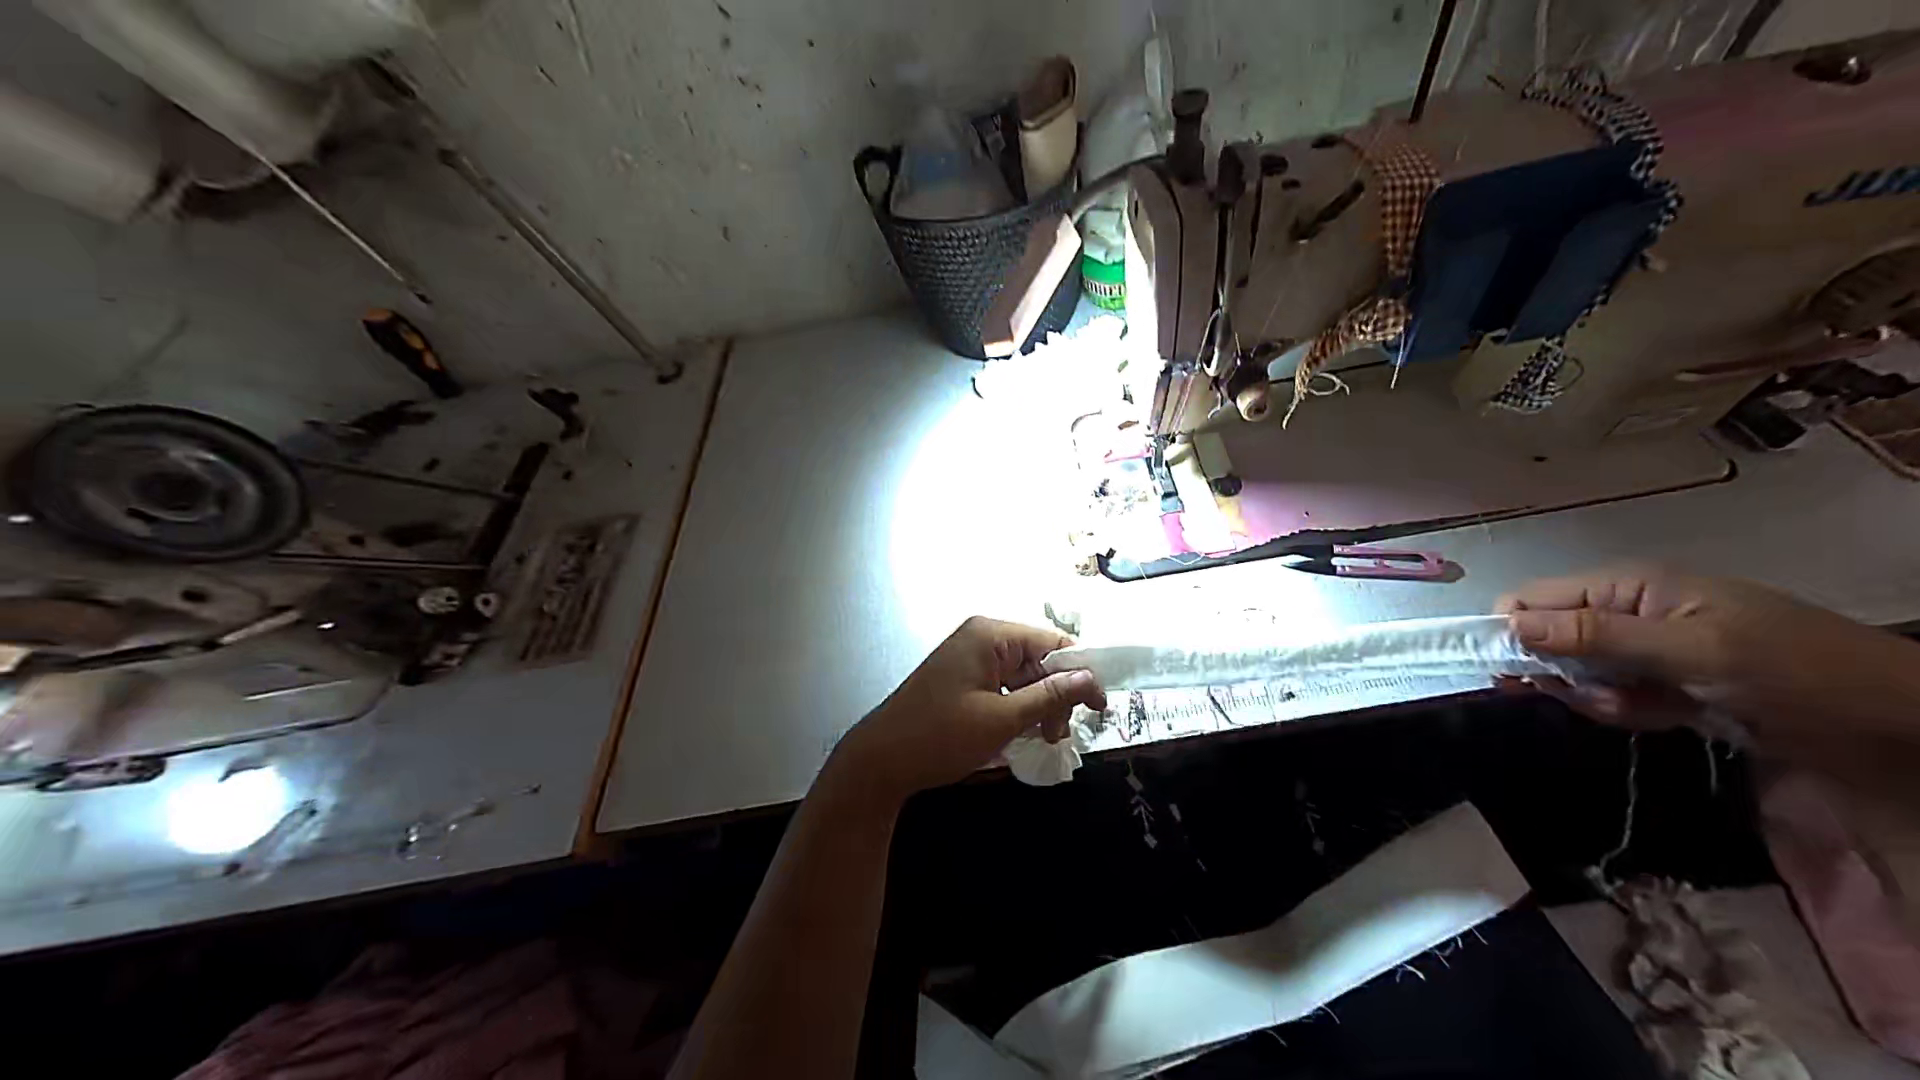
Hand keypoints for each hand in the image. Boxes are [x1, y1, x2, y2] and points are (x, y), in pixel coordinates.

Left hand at [820, 617, 1106, 809]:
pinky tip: (1019, 735)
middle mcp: (981, 637)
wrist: (880, 760)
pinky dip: (1016, 709)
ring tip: (1040, 740)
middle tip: (1058, 736)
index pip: (1054, 643)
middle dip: (1055, 696)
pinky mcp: (963, 677)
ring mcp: (969, 656)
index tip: (1098, 708)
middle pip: (1039, 659)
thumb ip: (1049, 697)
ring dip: (1037, 707)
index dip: (1080, 673)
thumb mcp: (1002, 720)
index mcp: (990, 635)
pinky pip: (1003, 686)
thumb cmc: (939, 736)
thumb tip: (1091, 680)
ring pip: (1023, 676)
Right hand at [1494, 565, 1919, 741]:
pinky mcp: (1657, 682)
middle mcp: (1623, 611)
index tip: (1513, 674)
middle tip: (1603, 698)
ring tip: (1648, 710)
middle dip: (1563, 674)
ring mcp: (1641, 649)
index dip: (1511, 633)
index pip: (1530, 600)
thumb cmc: (1793, 670)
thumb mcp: (1694, 650)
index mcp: (1625, 587)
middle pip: (1545, 639)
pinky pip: (1608, 696)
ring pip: (1574, 673)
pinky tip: (1664, 717)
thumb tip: (1508, 624)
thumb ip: (1597, 635)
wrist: (1895, 724)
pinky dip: (1625, 711)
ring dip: (1597, 699)